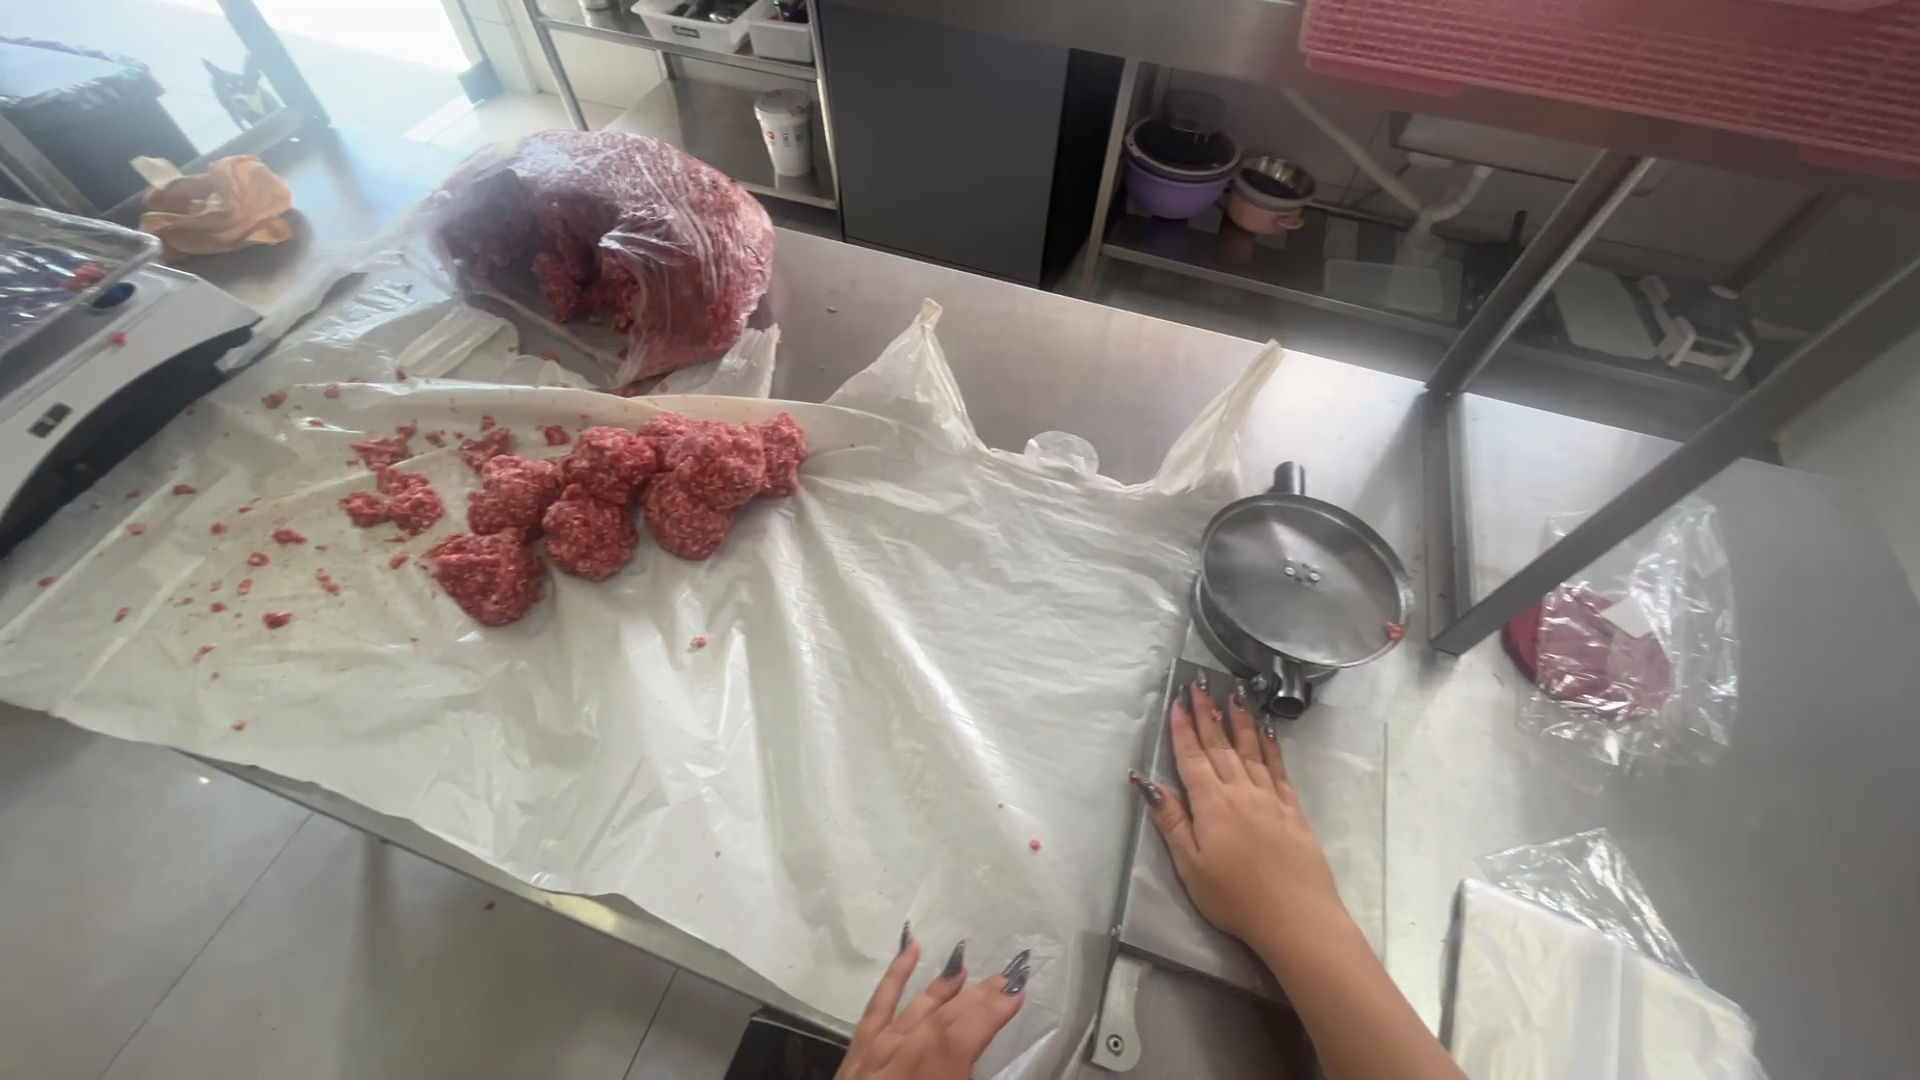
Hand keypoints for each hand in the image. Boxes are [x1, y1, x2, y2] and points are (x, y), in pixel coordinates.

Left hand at [833, 932, 1028, 1079]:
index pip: (961, 1036)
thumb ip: (969, 1079)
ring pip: (912, 1013)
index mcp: (931, 1078)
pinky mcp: (853, 1061)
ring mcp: (873, 1058)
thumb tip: (989, 1071)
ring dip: (942, 990)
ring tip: (966, 969)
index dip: (991, 1012)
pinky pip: (876, 1011)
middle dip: (976, 999)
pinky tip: (910, 951)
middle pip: (941, 1021)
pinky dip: (894, 978)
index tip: (1017, 992)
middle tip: (1005, 978)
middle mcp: (900, 1062)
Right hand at [1136, 681, 1352, 959]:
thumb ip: (1171, 822)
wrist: (1298, 918)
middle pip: (1219, 744)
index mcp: (1211, 803)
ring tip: (1233, 695)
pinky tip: (1268, 733)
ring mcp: (1269, 798)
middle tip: (1199, 685)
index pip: (1192, 756)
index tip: (1177, 701)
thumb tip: (1148, 784)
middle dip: (1206, 713)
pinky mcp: (1292, 810)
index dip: (1182, 727)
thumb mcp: (1190, 866)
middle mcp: (1240, 790)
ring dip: (1239, 720)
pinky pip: (1278, 769)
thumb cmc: (1235, 897)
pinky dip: (1271, 747)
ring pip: (1251, 749)